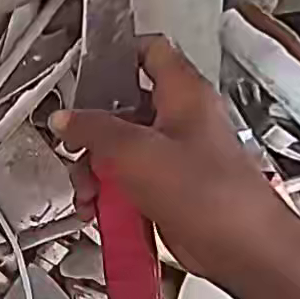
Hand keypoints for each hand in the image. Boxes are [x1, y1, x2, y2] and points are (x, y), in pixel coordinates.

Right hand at [50, 36, 299, 286]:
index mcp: (183, 96)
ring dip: (92, 173)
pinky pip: (122, 182)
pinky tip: (98, 209)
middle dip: (90, 137)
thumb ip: (93, 129)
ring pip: (116, 151)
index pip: (150, 52)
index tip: (87, 69)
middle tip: (77, 150)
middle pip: (119, 112)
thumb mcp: (135, 152)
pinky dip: (105, 195)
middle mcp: (178, 122)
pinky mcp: (163, 187)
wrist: (235, 245)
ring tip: (89, 192)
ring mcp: (170, 156)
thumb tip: (65, 118)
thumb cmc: (209, 194)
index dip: (118, 54)